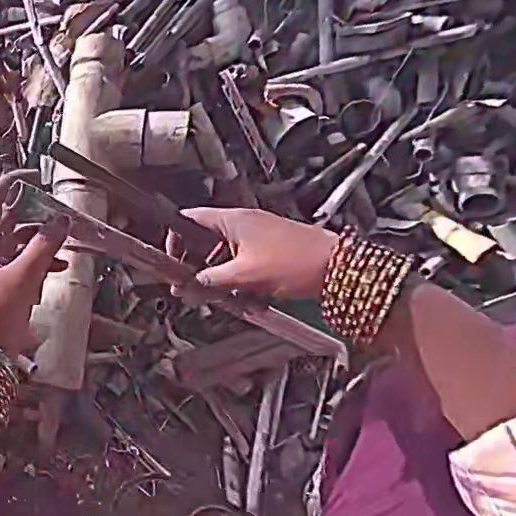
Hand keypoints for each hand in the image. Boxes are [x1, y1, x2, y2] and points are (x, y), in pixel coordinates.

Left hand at [0, 171, 69, 356]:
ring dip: (43, 238)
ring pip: (21, 240)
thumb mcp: (23, 277)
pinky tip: (62, 265)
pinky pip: (26, 260)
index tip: (33, 176)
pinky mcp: (6, 282)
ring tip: (67, 238)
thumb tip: (61, 220)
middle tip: (60, 210)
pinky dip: (43, 258)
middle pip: (11, 220)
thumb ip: (43, 247)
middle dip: (36, 213)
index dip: (10, 183)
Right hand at [183, 207, 338, 299]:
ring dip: (219, 274)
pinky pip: (243, 261)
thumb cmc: (296, 262)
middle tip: (192, 283)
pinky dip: (238, 277)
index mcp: (232, 219)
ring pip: (225, 253)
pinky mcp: (271, 249)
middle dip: (197, 263)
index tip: (173, 260)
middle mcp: (243, 223)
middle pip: (205, 239)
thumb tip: (188, 286)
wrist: (342, 268)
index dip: (175, 238)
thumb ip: (211, 280)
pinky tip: (244, 296)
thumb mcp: (245, 275)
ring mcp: (258, 235)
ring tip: (219, 294)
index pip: (189, 219)